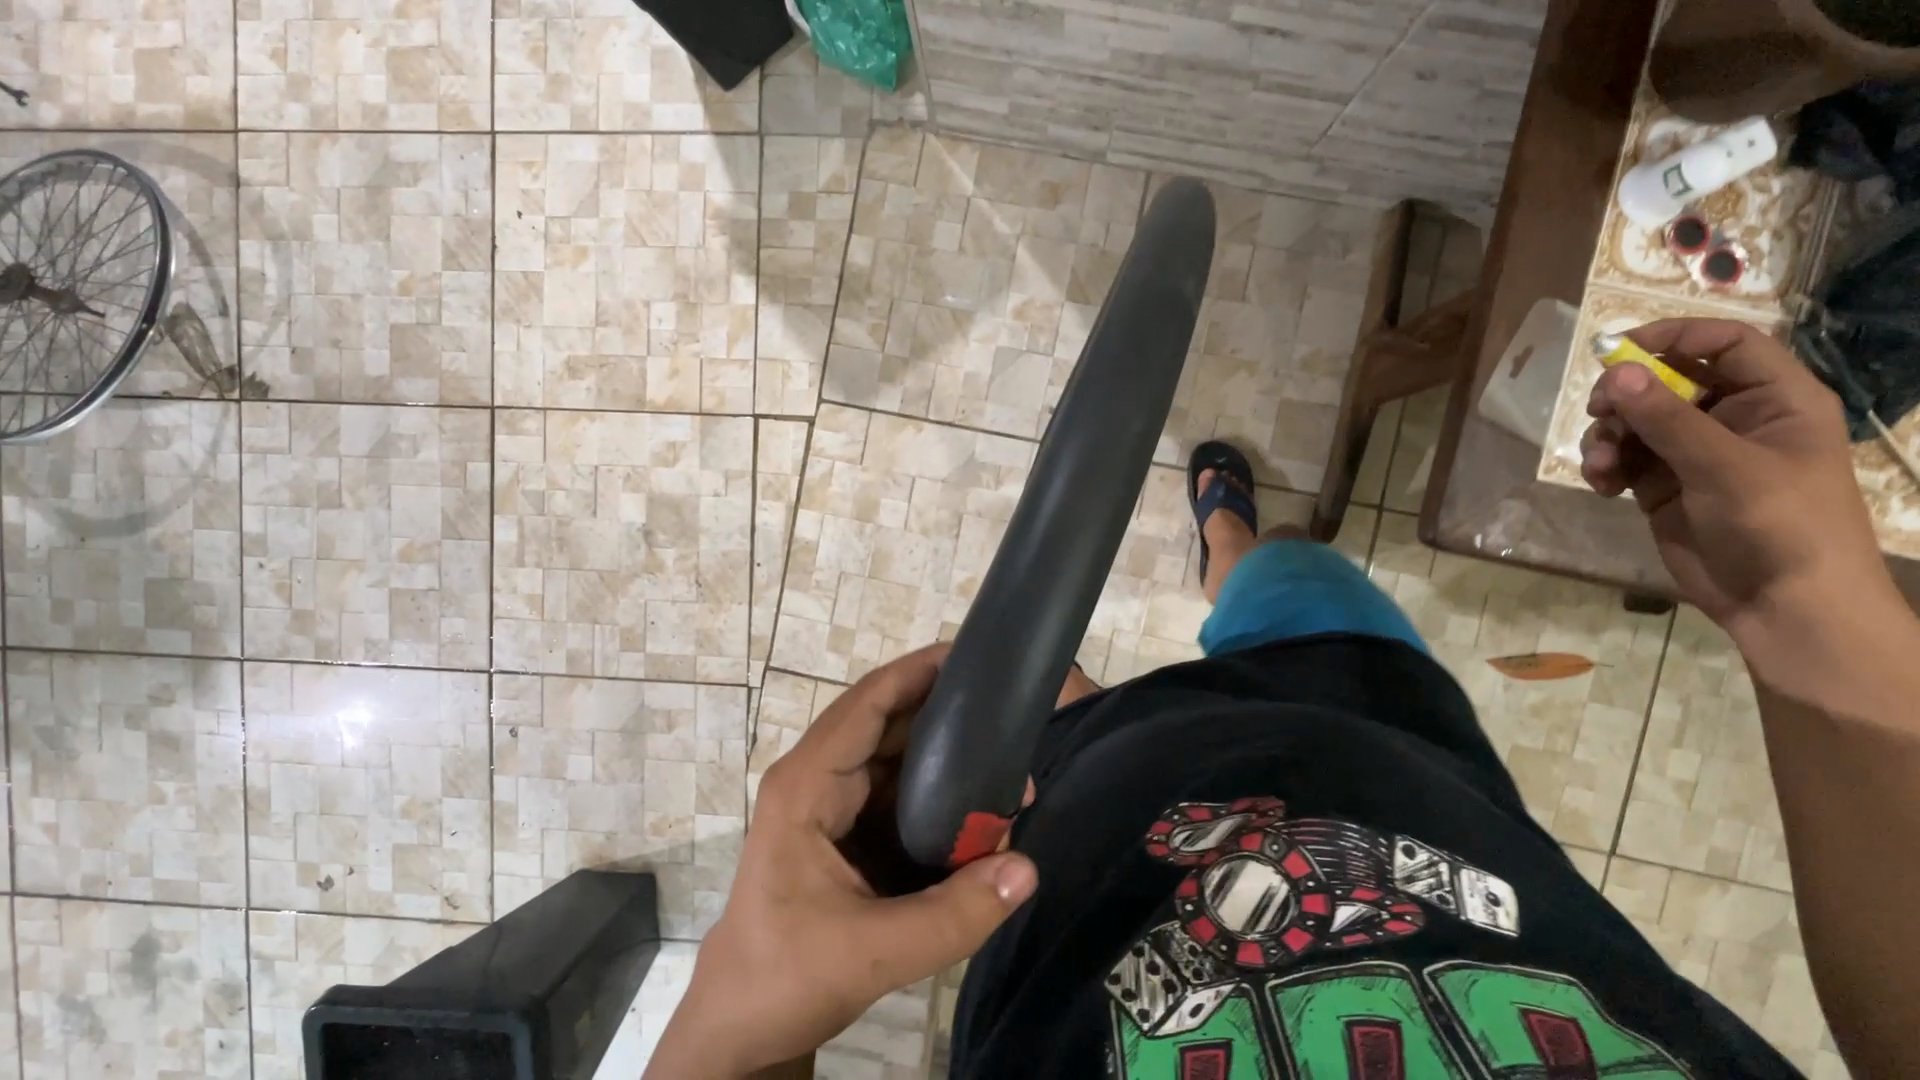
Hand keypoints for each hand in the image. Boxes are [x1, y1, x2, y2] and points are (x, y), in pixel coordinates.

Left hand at [644, 645, 1038, 1079]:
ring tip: (1009, 760)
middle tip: (1013, 717)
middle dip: (946, 718)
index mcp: (806, 786)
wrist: (743, 1024)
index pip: (866, 704)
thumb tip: (1026, 867)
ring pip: (897, 762)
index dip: (915, 672)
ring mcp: (832, 807)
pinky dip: (939, 797)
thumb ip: (953, 915)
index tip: (971, 655)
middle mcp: (818, 782)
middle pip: (887, 725)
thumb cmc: (785, 976)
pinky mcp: (847, 834)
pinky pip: (900, 797)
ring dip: (947, 760)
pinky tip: (982, 806)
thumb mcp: (872, 951)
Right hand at [1579, 319, 1898, 649]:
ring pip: (1637, 422)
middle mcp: (1735, 418)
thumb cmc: (1779, 525)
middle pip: (1668, 380)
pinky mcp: (1665, 486)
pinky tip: (1602, 485)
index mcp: (1775, 400)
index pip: (1725, 343)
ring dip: (1609, 437)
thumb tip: (1614, 372)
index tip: (1617, 350)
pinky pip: (1625, 459)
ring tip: (1601, 465)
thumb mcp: (1724, 466)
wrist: (1781, 603)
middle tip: (1597, 412)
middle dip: (1627, 396)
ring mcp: (1697, 454)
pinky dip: (1606, 466)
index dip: (1674, 337)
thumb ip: (1667, 418)